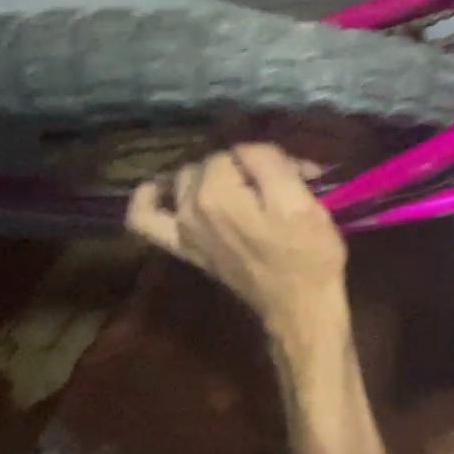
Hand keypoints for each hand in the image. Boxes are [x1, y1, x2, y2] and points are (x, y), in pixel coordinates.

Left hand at [126, 143, 347, 346]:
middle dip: (248, 165)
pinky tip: (164, 189)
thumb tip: (255, 151)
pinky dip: (149, 198)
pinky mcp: (183, 246)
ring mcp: (182, 228)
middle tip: (285, 184)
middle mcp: (191, 207)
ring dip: (215, 175)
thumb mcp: (302, 203)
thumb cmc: (309, 254)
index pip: (244, 150)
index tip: (304, 176)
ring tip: (249, 188)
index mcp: (220, 193)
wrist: (299, 304)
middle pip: (215, 161)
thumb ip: (272, 165)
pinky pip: (144, 217)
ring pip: (187, 178)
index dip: (276, 158)